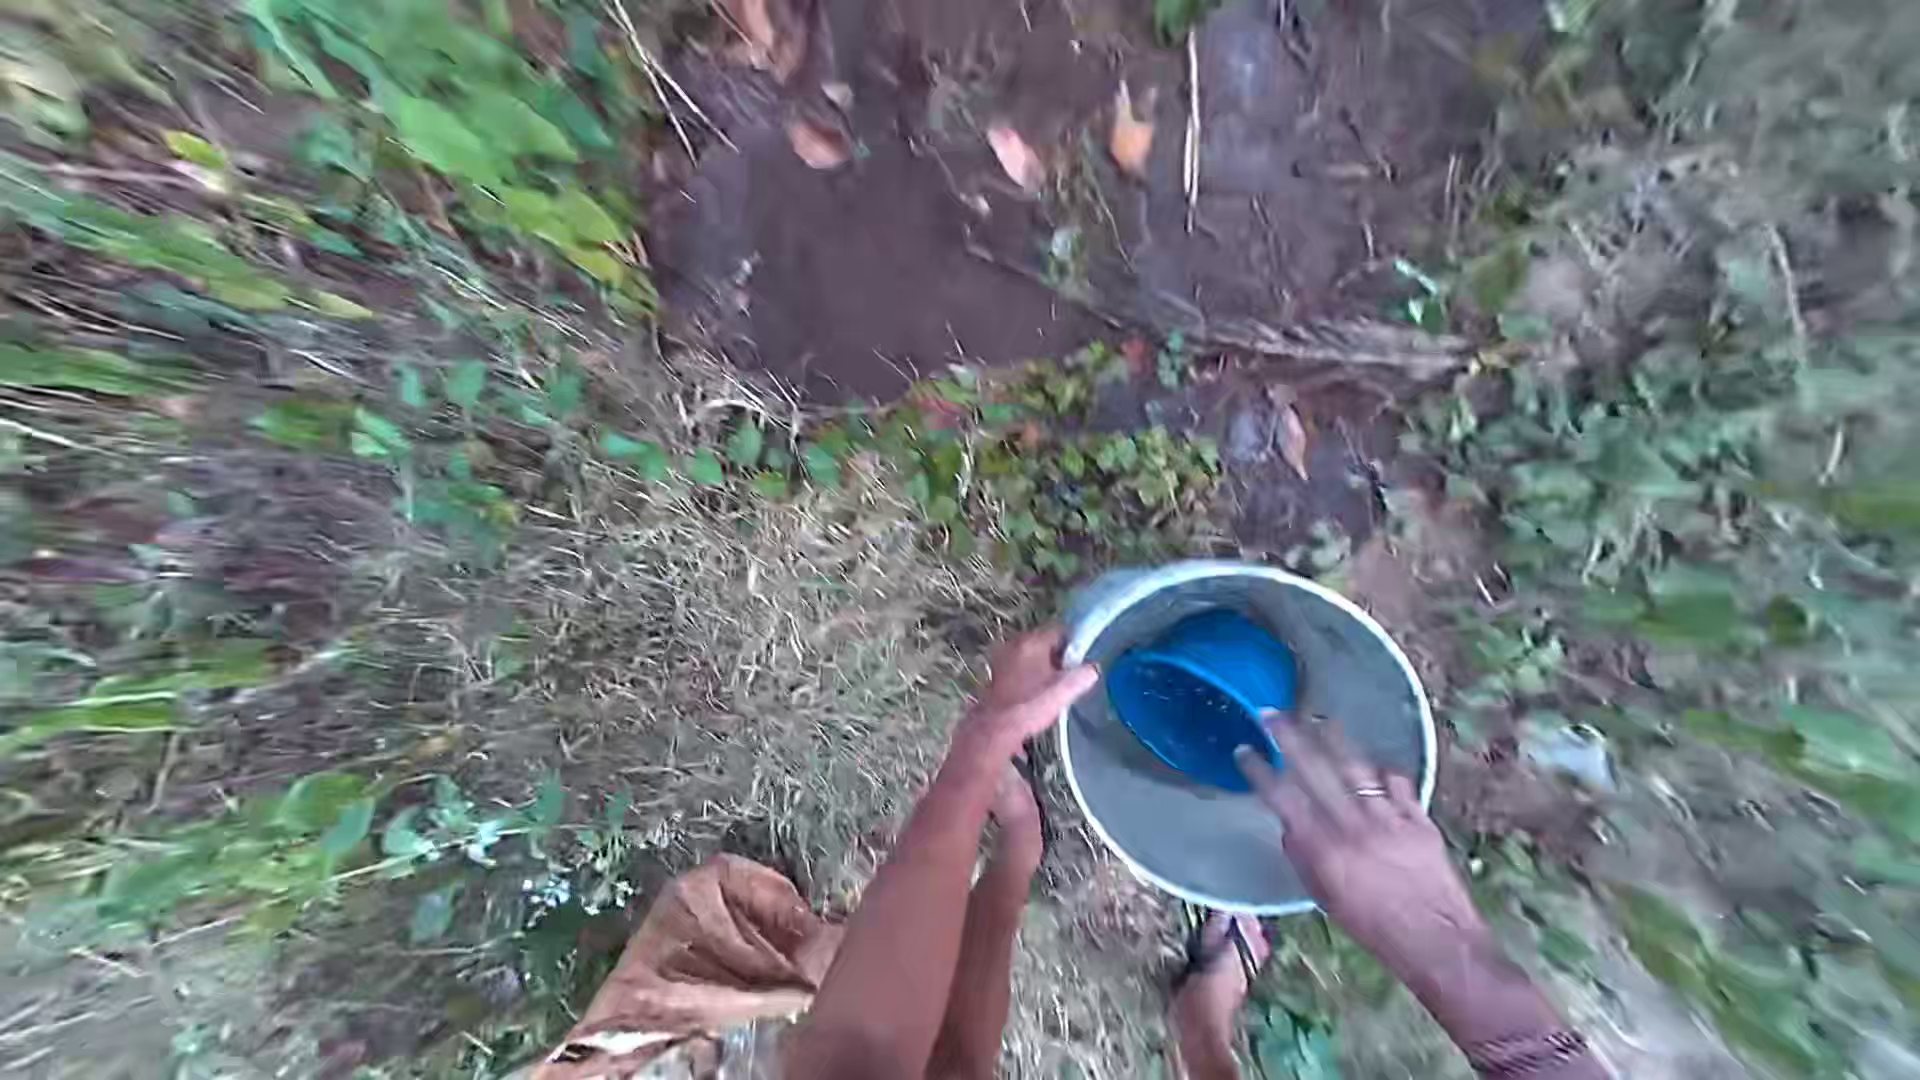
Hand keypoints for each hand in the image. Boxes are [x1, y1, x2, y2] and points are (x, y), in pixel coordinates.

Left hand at [953, 627, 1099, 757]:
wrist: (997, 727)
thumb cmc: (1032, 705)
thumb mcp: (1065, 690)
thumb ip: (1083, 675)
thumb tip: (1092, 669)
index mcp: (1032, 641)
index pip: (1059, 629)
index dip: (1074, 643)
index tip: (1081, 659)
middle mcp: (1015, 643)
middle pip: (1044, 640)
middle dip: (1058, 654)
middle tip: (1069, 674)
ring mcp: (1002, 657)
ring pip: (1031, 653)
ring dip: (1043, 664)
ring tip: (1054, 685)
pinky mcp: (996, 672)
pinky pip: (1020, 665)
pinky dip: (1029, 673)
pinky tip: (1036, 691)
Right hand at [1234, 712, 1489, 982]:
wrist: (1440, 946)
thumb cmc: (1372, 925)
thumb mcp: (1322, 894)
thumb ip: (1301, 853)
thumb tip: (1289, 823)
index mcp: (1323, 847)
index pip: (1280, 796)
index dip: (1258, 770)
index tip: (1245, 750)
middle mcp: (1352, 826)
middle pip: (1313, 768)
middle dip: (1289, 737)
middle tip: (1272, 715)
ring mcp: (1388, 820)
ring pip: (1355, 767)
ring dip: (1334, 740)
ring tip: (1319, 720)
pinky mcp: (1419, 821)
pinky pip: (1397, 784)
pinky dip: (1382, 771)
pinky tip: (1372, 763)